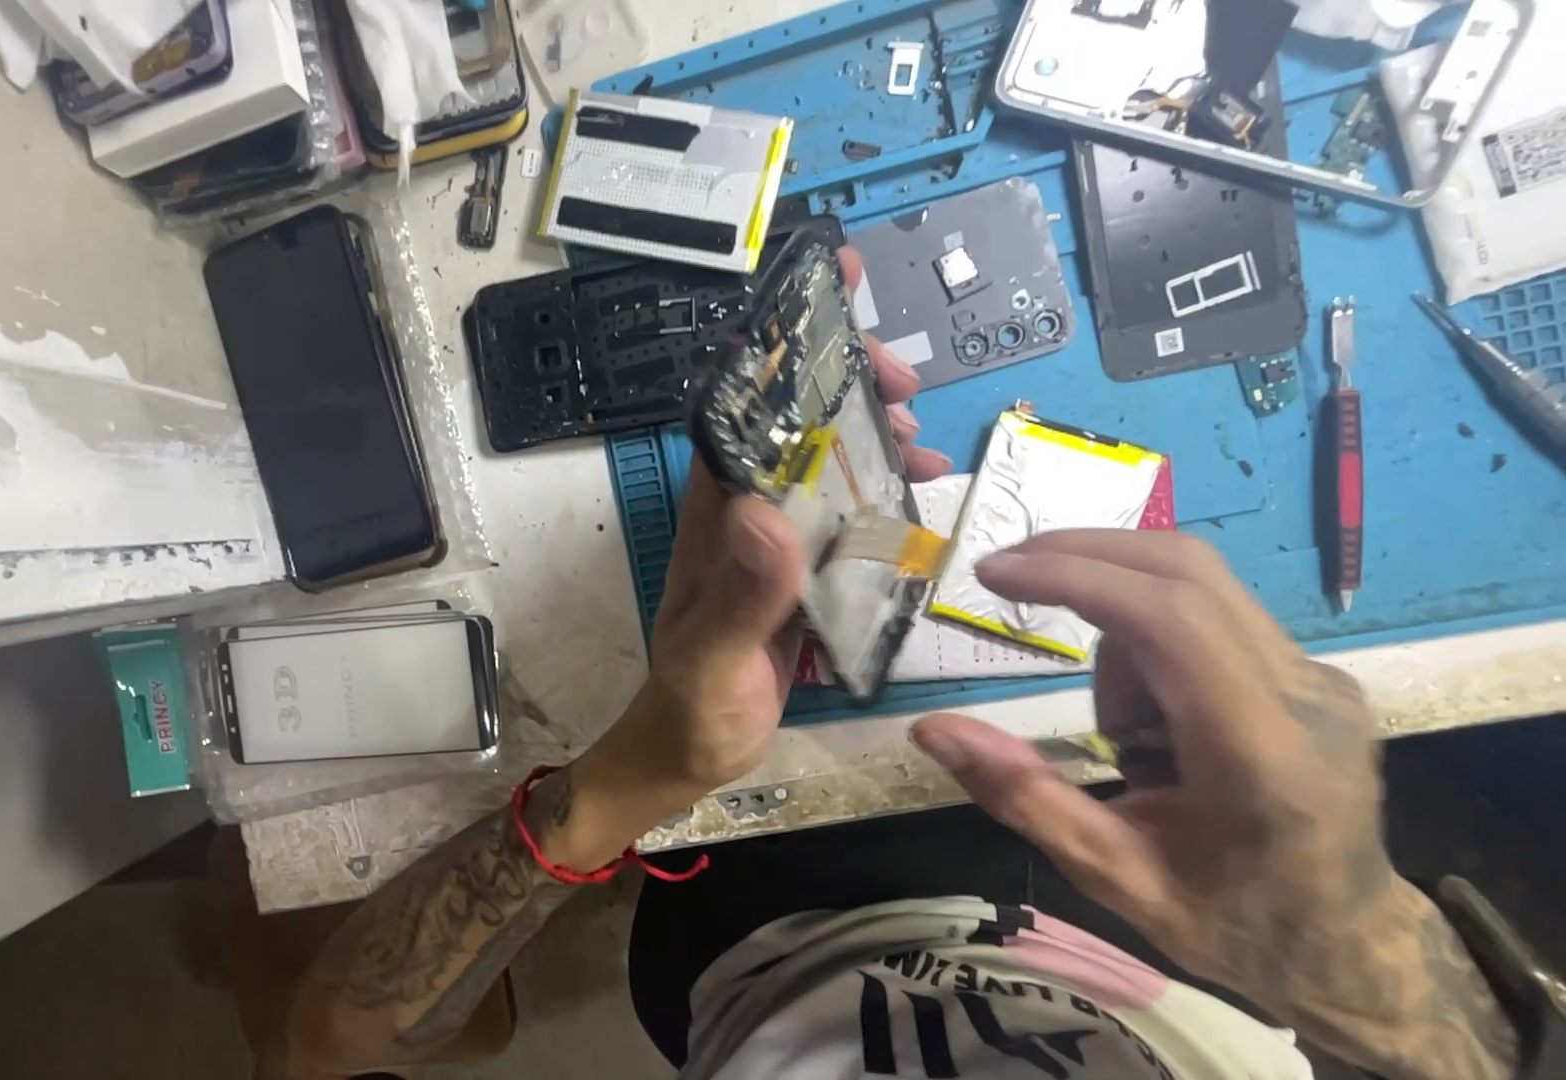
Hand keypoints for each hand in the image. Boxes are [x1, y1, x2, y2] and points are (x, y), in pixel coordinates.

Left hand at [575, 246, 950, 825]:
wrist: (693, 752)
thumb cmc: (693, 708)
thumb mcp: (713, 658)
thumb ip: (739, 597)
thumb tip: (766, 514)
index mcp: (714, 516)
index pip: (741, 411)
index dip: (783, 352)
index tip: (832, 299)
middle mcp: (744, 514)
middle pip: (793, 425)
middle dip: (844, 386)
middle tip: (903, 381)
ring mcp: (775, 541)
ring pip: (825, 462)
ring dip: (869, 432)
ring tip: (919, 431)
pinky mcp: (803, 570)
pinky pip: (846, 513)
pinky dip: (883, 490)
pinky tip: (917, 488)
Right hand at [909, 531, 1516, 1079]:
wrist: (1349, 946)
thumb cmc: (1226, 920)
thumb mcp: (1109, 874)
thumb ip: (1020, 795)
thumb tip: (929, 729)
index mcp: (1258, 752)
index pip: (1169, 619)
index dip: (1073, 576)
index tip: (993, 573)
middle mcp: (1302, 694)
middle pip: (1183, 569)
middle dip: (1080, 555)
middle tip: (1004, 574)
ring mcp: (1316, 676)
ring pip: (1188, 586)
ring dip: (1116, 623)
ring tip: (1119, 735)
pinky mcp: (1308, 670)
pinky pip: (1206, 610)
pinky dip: (1145, 632)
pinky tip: (1149, 717)